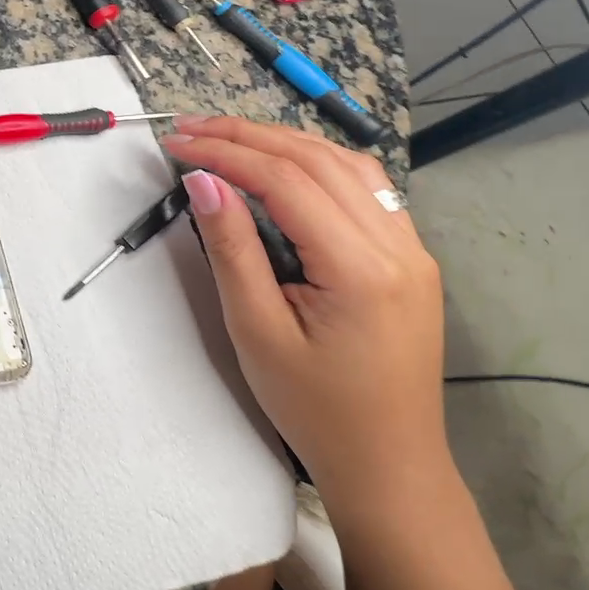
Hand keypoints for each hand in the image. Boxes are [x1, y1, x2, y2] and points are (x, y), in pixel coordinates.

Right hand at [161, 117, 448, 501]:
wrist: (387, 462)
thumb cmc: (313, 405)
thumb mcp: (256, 330)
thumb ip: (231, 248)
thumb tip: (202, 181)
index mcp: (360, 269)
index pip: (285, 182)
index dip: (225, 153)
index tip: (175, 144)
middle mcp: (399, 247)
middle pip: (318, 160)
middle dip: (248, 135)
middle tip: (188, 128)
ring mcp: (413, 249)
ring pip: (347, 165)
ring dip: (284, 141)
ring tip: (227, 136)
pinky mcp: (411, 258)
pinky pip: (366, 188)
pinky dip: (317, 163)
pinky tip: (283, 164)